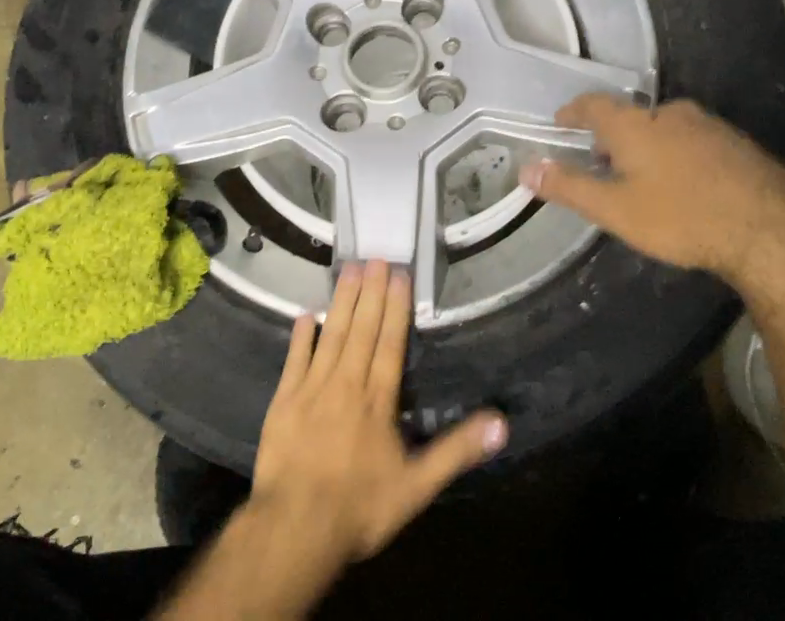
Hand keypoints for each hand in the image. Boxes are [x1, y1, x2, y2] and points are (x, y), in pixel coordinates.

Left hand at [250, 259, 508, 562]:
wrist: (295, 527)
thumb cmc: (360, 507)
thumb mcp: (417, 485)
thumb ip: (457, 450)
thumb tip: (502, 422)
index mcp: (378, 401)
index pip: (390, 343)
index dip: (396, 307)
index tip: (399, 275)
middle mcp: (345, 385)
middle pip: (361, 331)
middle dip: (370, 293)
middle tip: (375, 257)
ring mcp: (310, 390)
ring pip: (330, 337)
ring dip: (342, 303)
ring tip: (349, 270)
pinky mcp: (283, 403)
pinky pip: (294, 361)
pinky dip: (301, 337)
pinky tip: (305, 315)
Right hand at [519, 94, 784, 278]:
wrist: (772, 230)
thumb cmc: (682, 217)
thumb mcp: (615, 210)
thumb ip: (569, 188)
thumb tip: (527, 168)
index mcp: (635, 124)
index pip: (594, 104)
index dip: (574, 112)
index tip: (561, 122)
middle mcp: (671, 114)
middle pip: (631, 117)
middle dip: (612, 136)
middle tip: (599, 163)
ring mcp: (709, 126)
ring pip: (664, 129)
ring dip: (646, 146)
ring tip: (639, 178)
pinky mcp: (736, 145)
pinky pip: (692, 142)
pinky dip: (676, 156)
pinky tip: (682, 186)